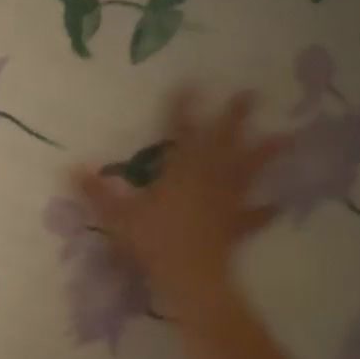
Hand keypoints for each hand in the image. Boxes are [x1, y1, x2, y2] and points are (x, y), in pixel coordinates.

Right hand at [75, 87, 284, 314]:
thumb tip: (71, 168)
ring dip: (267, 155)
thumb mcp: (116, 216)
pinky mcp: (237, 226)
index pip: (181, 131)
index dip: (183, 107)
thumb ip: (96, 192)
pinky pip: (255, 216)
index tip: (190, 82)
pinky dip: (266, 210)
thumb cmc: (152, 241)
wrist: (190, 275)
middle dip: (236, 117)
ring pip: (248, 172)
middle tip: (251, 93)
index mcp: (180, 170)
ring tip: (288, 137)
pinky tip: (278, 205)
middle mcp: (209, 178)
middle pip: (224, 142)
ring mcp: (227, 201)